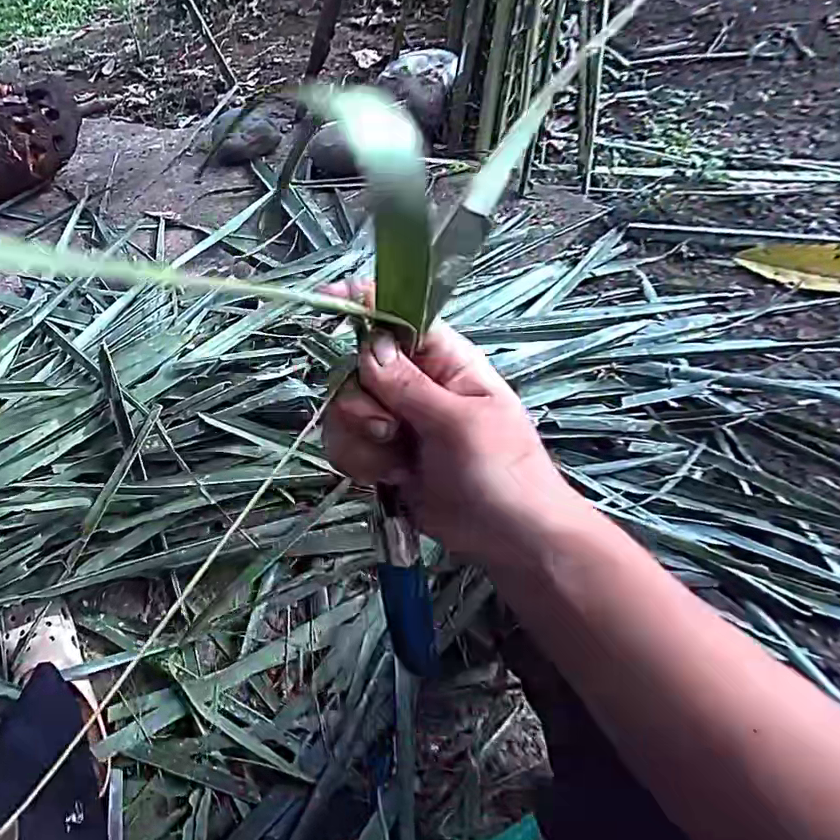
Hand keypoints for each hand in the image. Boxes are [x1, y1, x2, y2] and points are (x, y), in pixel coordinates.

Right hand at [323, 303, 585, 563]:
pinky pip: (343, 443)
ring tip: (398, 463)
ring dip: (361, 440)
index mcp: (444, 362)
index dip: (365, 306)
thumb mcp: (460, 423)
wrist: (509, 540)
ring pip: (343, 409)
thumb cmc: (503, 473)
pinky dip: (359, 462)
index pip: (399, 319)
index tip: (330, 299)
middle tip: (389, 429)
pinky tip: (391, 478)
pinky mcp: (378, 453)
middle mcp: (413, 384)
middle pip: (354, 369)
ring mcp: (393, 420)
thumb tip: (370, 346)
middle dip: (361, 403)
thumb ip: (409, 386)